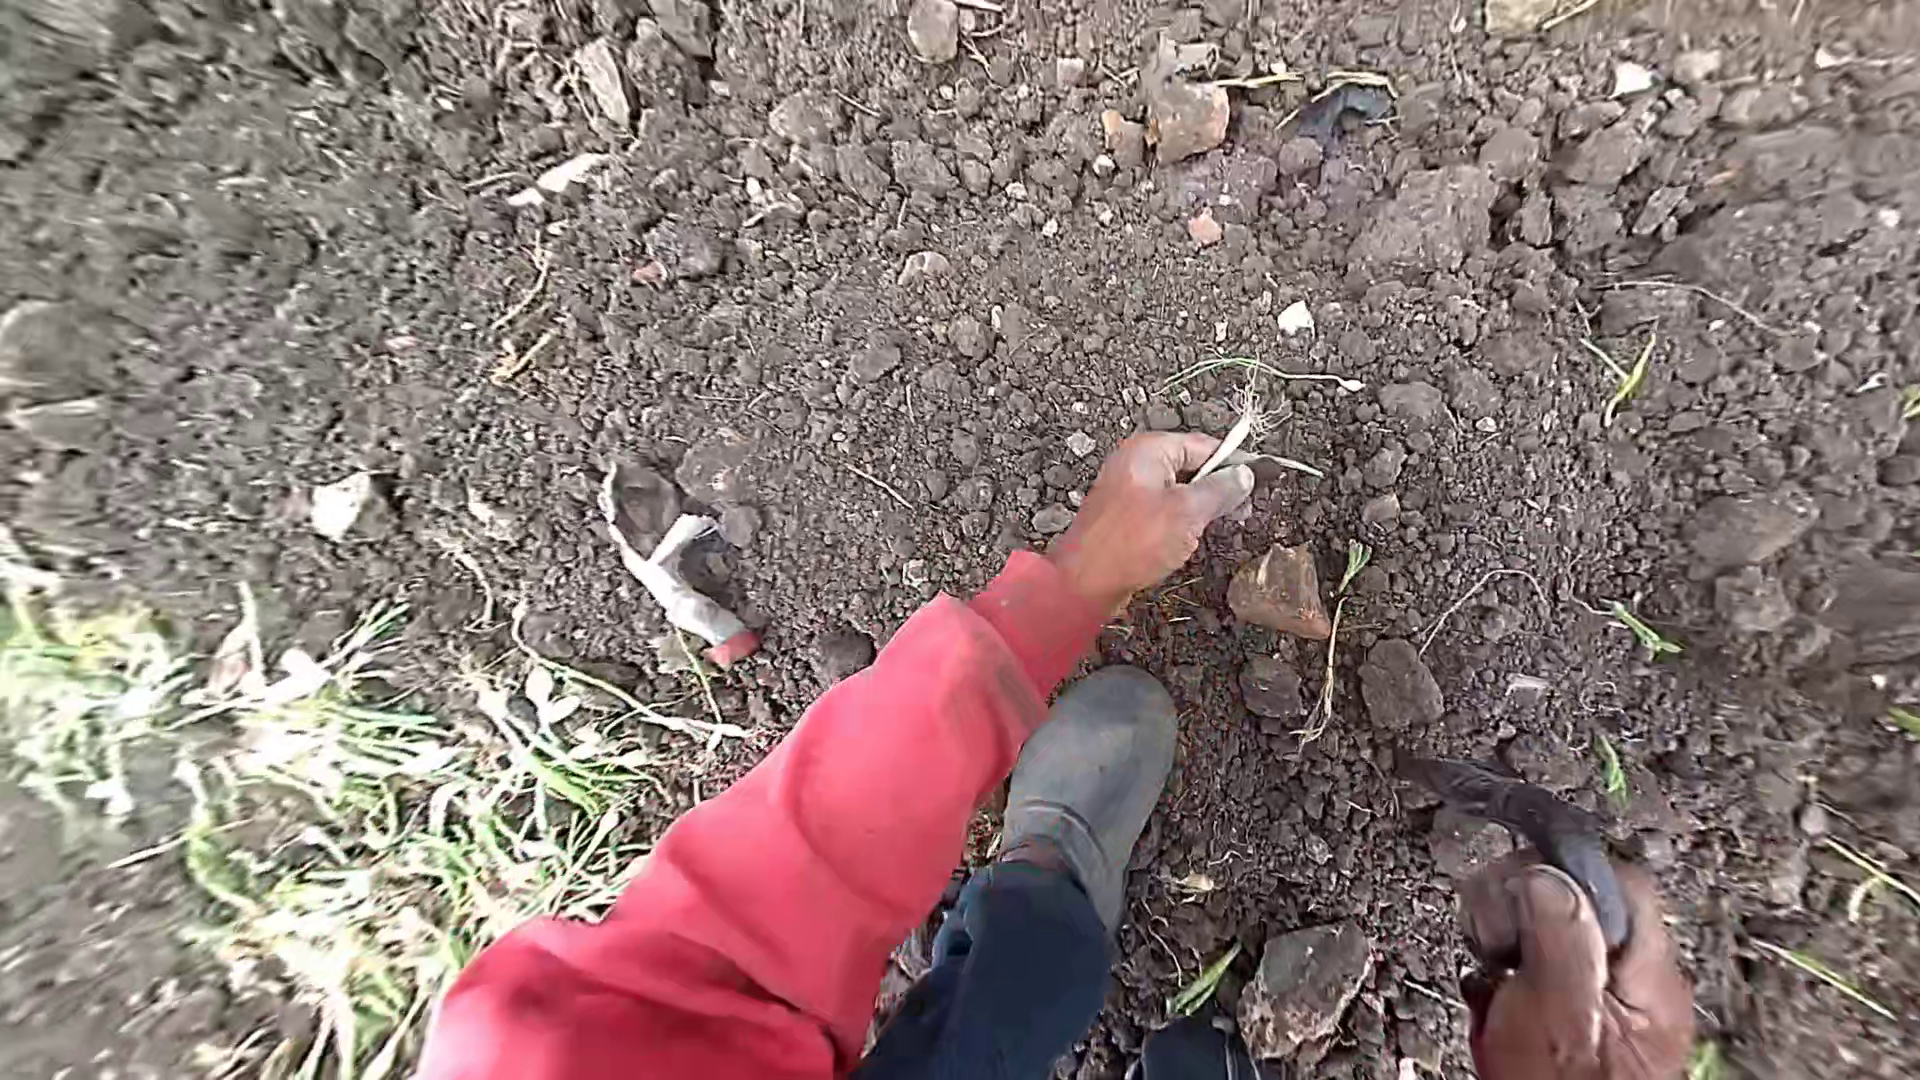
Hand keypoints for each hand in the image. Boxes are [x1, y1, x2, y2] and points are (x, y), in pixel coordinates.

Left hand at [1046, 432, 1254, 614]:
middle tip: (1240, 512)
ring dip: (1199, 508)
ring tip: (1214, 528)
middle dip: (1217, 488)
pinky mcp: (1122, 516)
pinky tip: (1187, 540)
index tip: (1259, 481)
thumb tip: (1244, 474)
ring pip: (1176, 491)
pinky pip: (1160, 510)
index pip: (1203, 445)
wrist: (1085, 581)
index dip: (1234, 462)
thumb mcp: (1188, 512)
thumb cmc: (1131, 543)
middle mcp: (1134, 464)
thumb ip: (1221, 489)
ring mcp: (1125, 490)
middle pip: (1190, 467)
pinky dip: (1178, 521)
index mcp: (1147, 451)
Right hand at [1461, 855, 1693, 1079]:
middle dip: (1512, 894)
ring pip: (1534, 902)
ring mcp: (1590, 972)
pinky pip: (1519, 929)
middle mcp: (1623, 966)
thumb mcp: (1556, 1010)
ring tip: (1490, 956)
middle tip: (1495, 933)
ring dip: (1495, 916)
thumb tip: (1546, 872)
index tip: (1515, 883)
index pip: (1616, 880)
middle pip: (1565, 884)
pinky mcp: (1557, 977)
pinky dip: (1493, 936)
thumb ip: (1556, 938)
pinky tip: (1489, 966)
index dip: (1560, 867)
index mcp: (1642, 972)